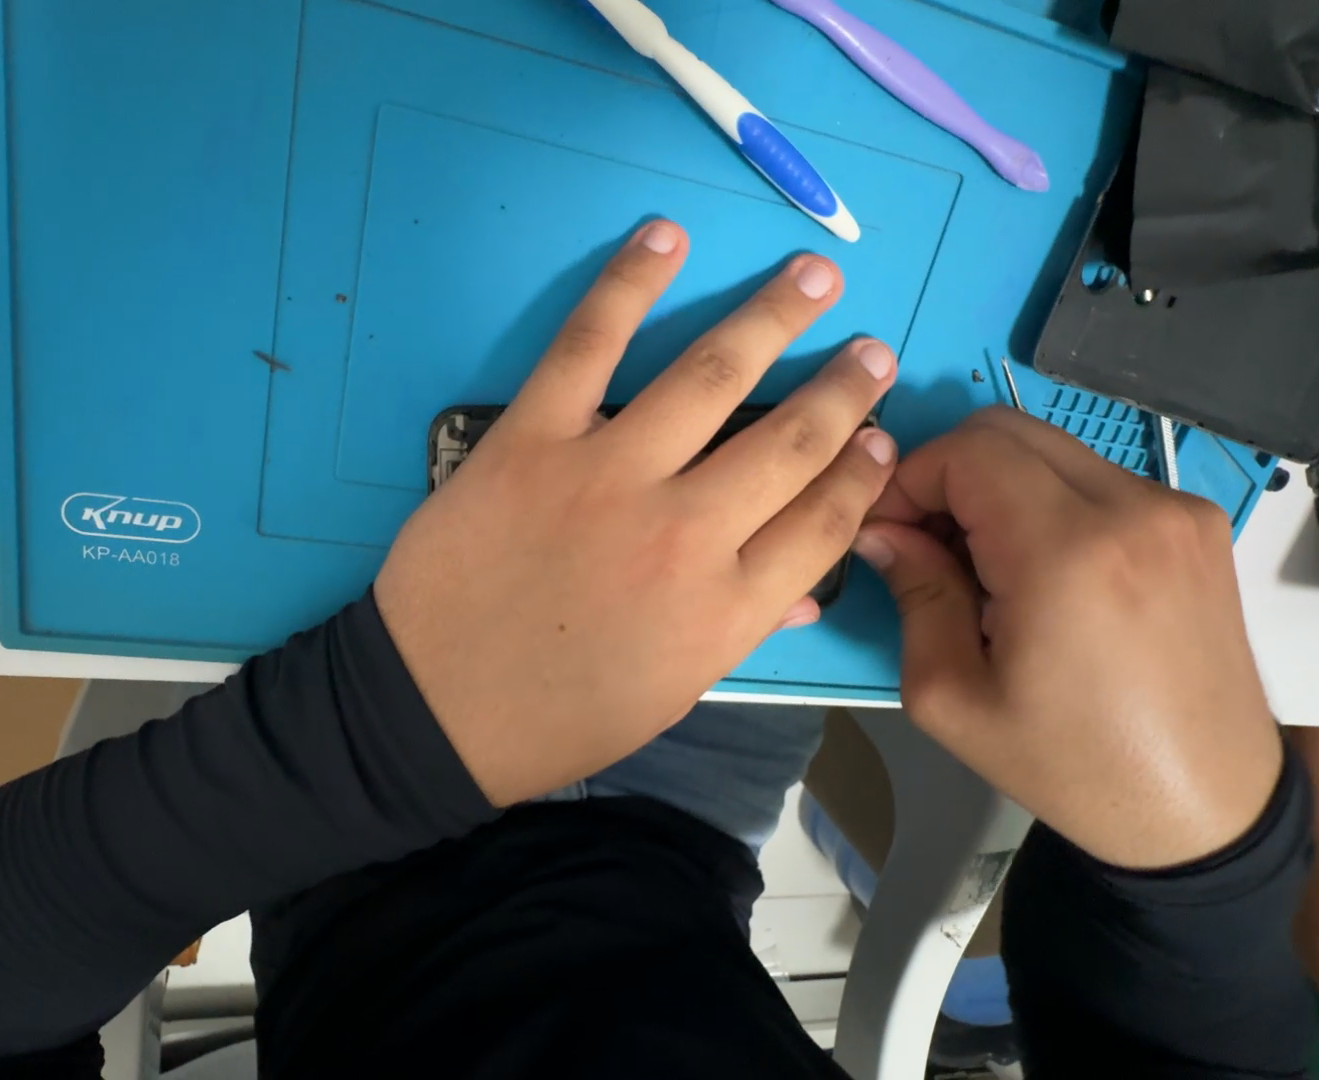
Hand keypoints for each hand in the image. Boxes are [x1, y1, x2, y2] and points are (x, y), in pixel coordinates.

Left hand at [376, 220, 898, 805]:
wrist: (436, 707)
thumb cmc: (556, 715)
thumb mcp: (669, 695)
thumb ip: (740, 632)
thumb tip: (809, 590)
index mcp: (725, 608)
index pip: (825, 523)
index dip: (863, 475)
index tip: (882, 436)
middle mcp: (687, 532)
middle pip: (791, 442)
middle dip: (845, 390)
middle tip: (872, 350)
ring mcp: (608, 477)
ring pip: (711, 377)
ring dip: (773, 317)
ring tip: (815, 276)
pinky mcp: (533, 440)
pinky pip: (589, 345)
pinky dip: (629, 283)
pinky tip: (668, 238)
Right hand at [855, 407, 1281, 868]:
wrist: (1204, 809)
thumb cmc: (1065, 762)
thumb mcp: (947, 693)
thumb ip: (913, 591)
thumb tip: (881, 530)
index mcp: (1068, 552)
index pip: (965, 451)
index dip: (907, 479)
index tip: (885, 531)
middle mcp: (1134, 508)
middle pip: (1004, 431)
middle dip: (943, 473)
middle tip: (921, 541)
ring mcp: (1177, 510)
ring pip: (1046, 448)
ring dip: (990, 486)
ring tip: (975, 562)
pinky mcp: (1195, 525)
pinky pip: (1089, 476)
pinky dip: (1038, 499)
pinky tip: (1030, 566)